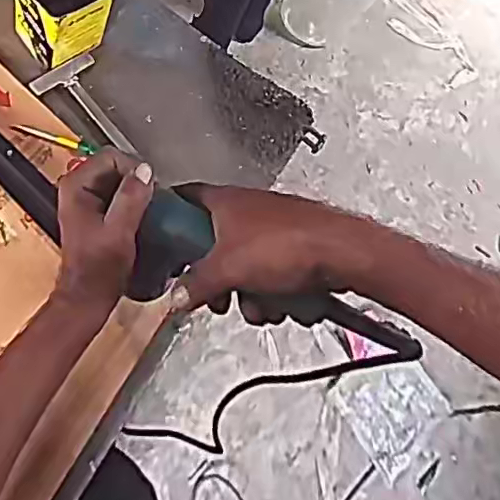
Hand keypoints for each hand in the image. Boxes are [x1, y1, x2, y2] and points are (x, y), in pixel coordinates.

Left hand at [52, 152, 153, 320]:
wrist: (88, 298)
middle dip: (135, 177)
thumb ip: (131, 198)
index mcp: (75, 186)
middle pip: (114, 164)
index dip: (133, 168)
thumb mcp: (119, 232)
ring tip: (147, 204)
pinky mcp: (94, 208)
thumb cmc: (98, 270)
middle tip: (150, 196)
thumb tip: (145, 170)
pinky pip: (118, 190)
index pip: (111, 156)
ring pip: (118, 176)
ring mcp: (84, 197)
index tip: (148, 186)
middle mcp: (76, 186)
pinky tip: (141, 211)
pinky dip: (132, 196)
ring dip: (135, 187)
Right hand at [172, 185, 363, 311]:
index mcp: (225, 200)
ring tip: (262, 303)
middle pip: (212, 244)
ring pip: (242, 267)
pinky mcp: (290, 249)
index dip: (169, 213)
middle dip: (215, 277)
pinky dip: (272, 294)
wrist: (341, 253)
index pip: (185, 196)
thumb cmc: (288, 244)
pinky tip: (283, 302)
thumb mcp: (228, 269)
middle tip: (218, 295)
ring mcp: (269, 229)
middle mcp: (245, 210)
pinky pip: (268, 276)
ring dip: (248, 293)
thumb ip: (195, 285)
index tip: (158, 236)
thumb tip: (175, 298)